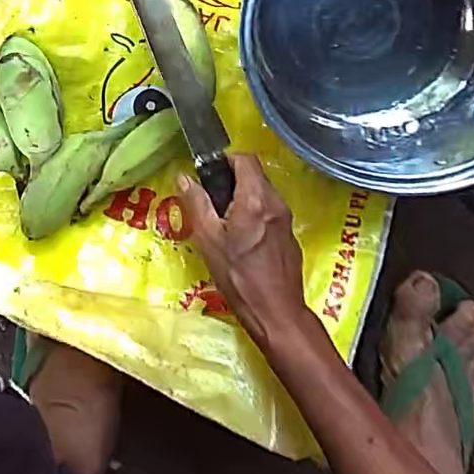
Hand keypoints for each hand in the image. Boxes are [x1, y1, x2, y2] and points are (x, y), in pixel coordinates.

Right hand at [180, 153, 312, 348]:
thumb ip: (196, 202)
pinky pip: (270, 210)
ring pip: (263, 191)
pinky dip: (254, 212)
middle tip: (211, 197)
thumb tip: (183, 177)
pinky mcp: (289, 234)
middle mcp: (275, 203)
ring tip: (222, 218)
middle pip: (254, 173)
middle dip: (232, 178)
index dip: (226, 159)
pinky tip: (241, 236)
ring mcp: (286, 219)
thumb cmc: (238, 276)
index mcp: (255, 199)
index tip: (210, 173)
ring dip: (243, 195)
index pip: (245, 158)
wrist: (276, 314)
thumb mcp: (208, 238)